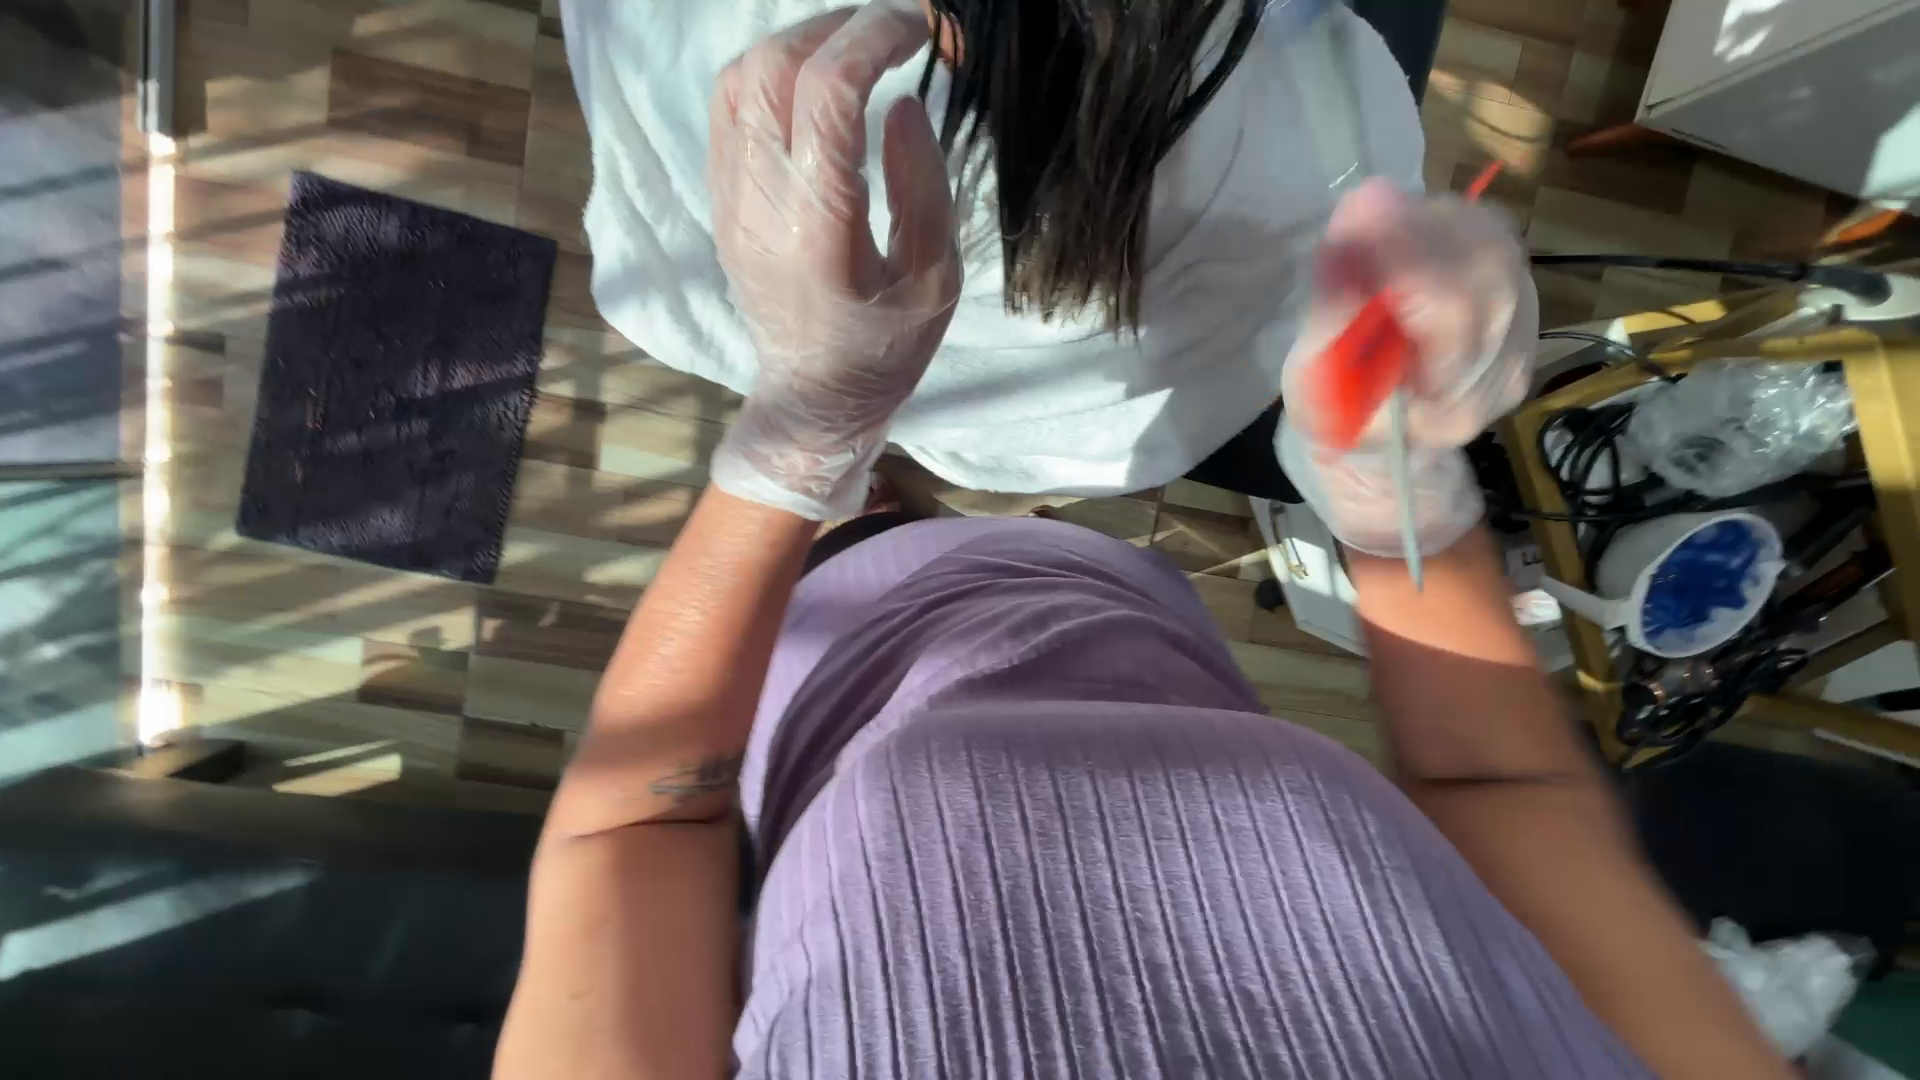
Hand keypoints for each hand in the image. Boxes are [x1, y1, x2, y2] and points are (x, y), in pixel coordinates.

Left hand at [705, 1, 961, 519]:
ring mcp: (731, 203)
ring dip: (797, 44)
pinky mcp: (722, 206)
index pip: (828, 92)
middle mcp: (761, 204)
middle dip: (836, 27)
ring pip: (740, 80)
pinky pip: (728, 113)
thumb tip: (901, 104)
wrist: (814, 398)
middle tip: (888, 33)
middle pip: (774, 68)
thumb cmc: (886, 351)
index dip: (874, 38)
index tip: (918, 31)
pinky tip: (808, 87)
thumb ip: (923, 187)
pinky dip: (767, 76)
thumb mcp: (934, 280)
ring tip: (850, 51)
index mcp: (820, 228)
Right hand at [1277, 179, 1536, 555]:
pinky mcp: (1525, 312)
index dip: (1405, 254)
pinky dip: (1452, 228)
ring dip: (1435, 222)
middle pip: (1485, 271)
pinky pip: (1499, 250)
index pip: (1448, 314)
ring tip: (1380, 217)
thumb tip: (1338, 252)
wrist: (1383, 445)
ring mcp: (1523, 341)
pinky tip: (1410, 233)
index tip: (1360, 206)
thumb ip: (1328, 332)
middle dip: (1420, 227)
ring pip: (1496, 251)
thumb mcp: (1311, 396)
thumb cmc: (1337, 424)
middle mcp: (1500, 373)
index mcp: (1446, 411)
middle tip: (1363, 202)